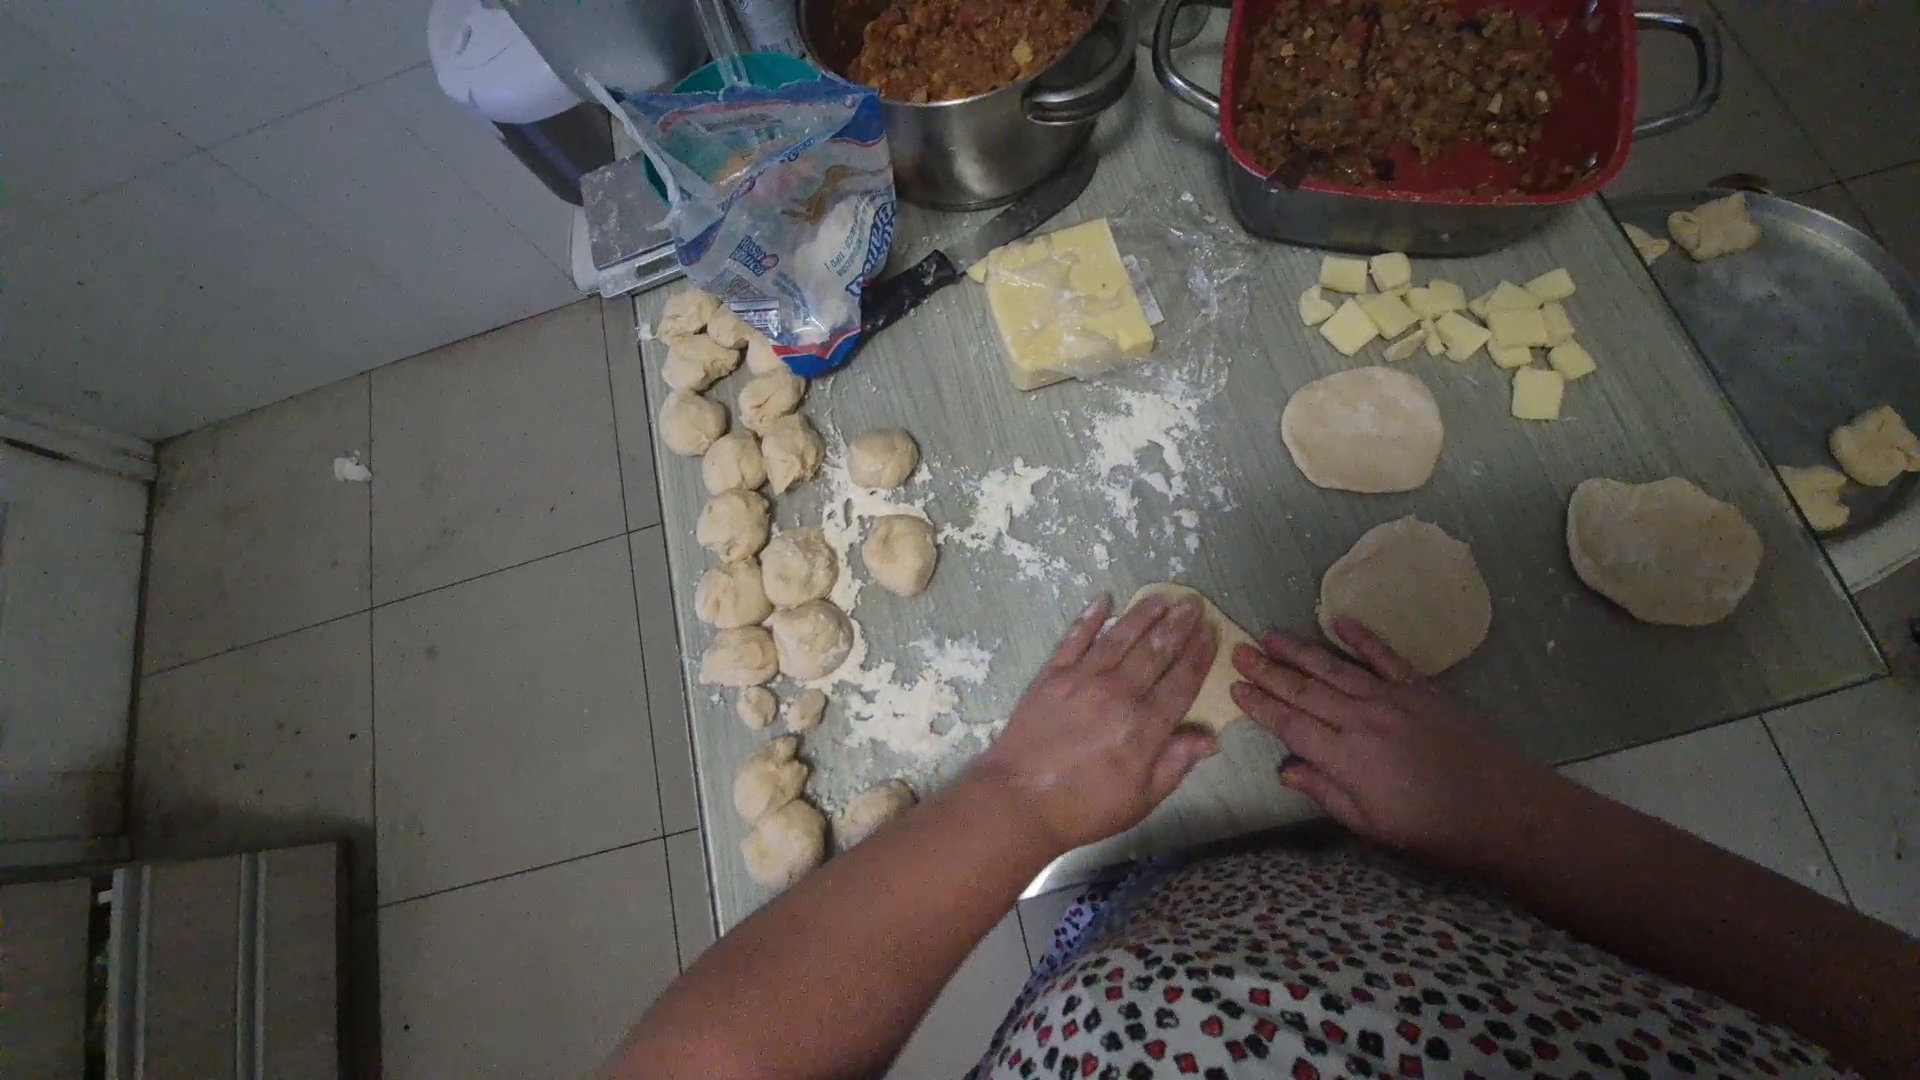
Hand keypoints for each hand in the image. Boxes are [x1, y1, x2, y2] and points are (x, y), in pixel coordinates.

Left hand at [968, 593, 1220, 853]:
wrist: (1019, 799)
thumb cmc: (1083, 807)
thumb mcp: (1141, 799)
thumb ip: (1175, 764)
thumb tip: (1211, 738)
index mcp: (1144, 727)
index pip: (1181, 682)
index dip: (1199, 656)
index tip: (1211, 633)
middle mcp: (1117, 694)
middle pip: (1155, 652)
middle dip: (1177, 626)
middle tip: (1192, 604)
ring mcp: (1081, 680)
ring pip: (1119, 638)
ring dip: (1142, 615)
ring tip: (1160, 597)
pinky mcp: (1051, 675)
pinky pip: (1074, 639)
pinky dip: (1090, 618)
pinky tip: (1103, 600)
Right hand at [1230, 617, 1571, 868]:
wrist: (1507, 811)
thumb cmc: (1433, 828)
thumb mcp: (1370, 825)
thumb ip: (1324, 792)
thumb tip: (1285, 768)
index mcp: (1345, 757)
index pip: (1289, 723)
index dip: (1259, 705)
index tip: (1235, 688)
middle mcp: (1360, 719)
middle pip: (1303, 690)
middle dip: (1267, 670)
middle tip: (1239, 651)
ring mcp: (1390, 699)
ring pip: (1333, 668)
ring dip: (1298, 650)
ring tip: (1269, 635)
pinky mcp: (1420, 689)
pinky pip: (1385, 657)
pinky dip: (1362, 637)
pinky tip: (1340, 621)